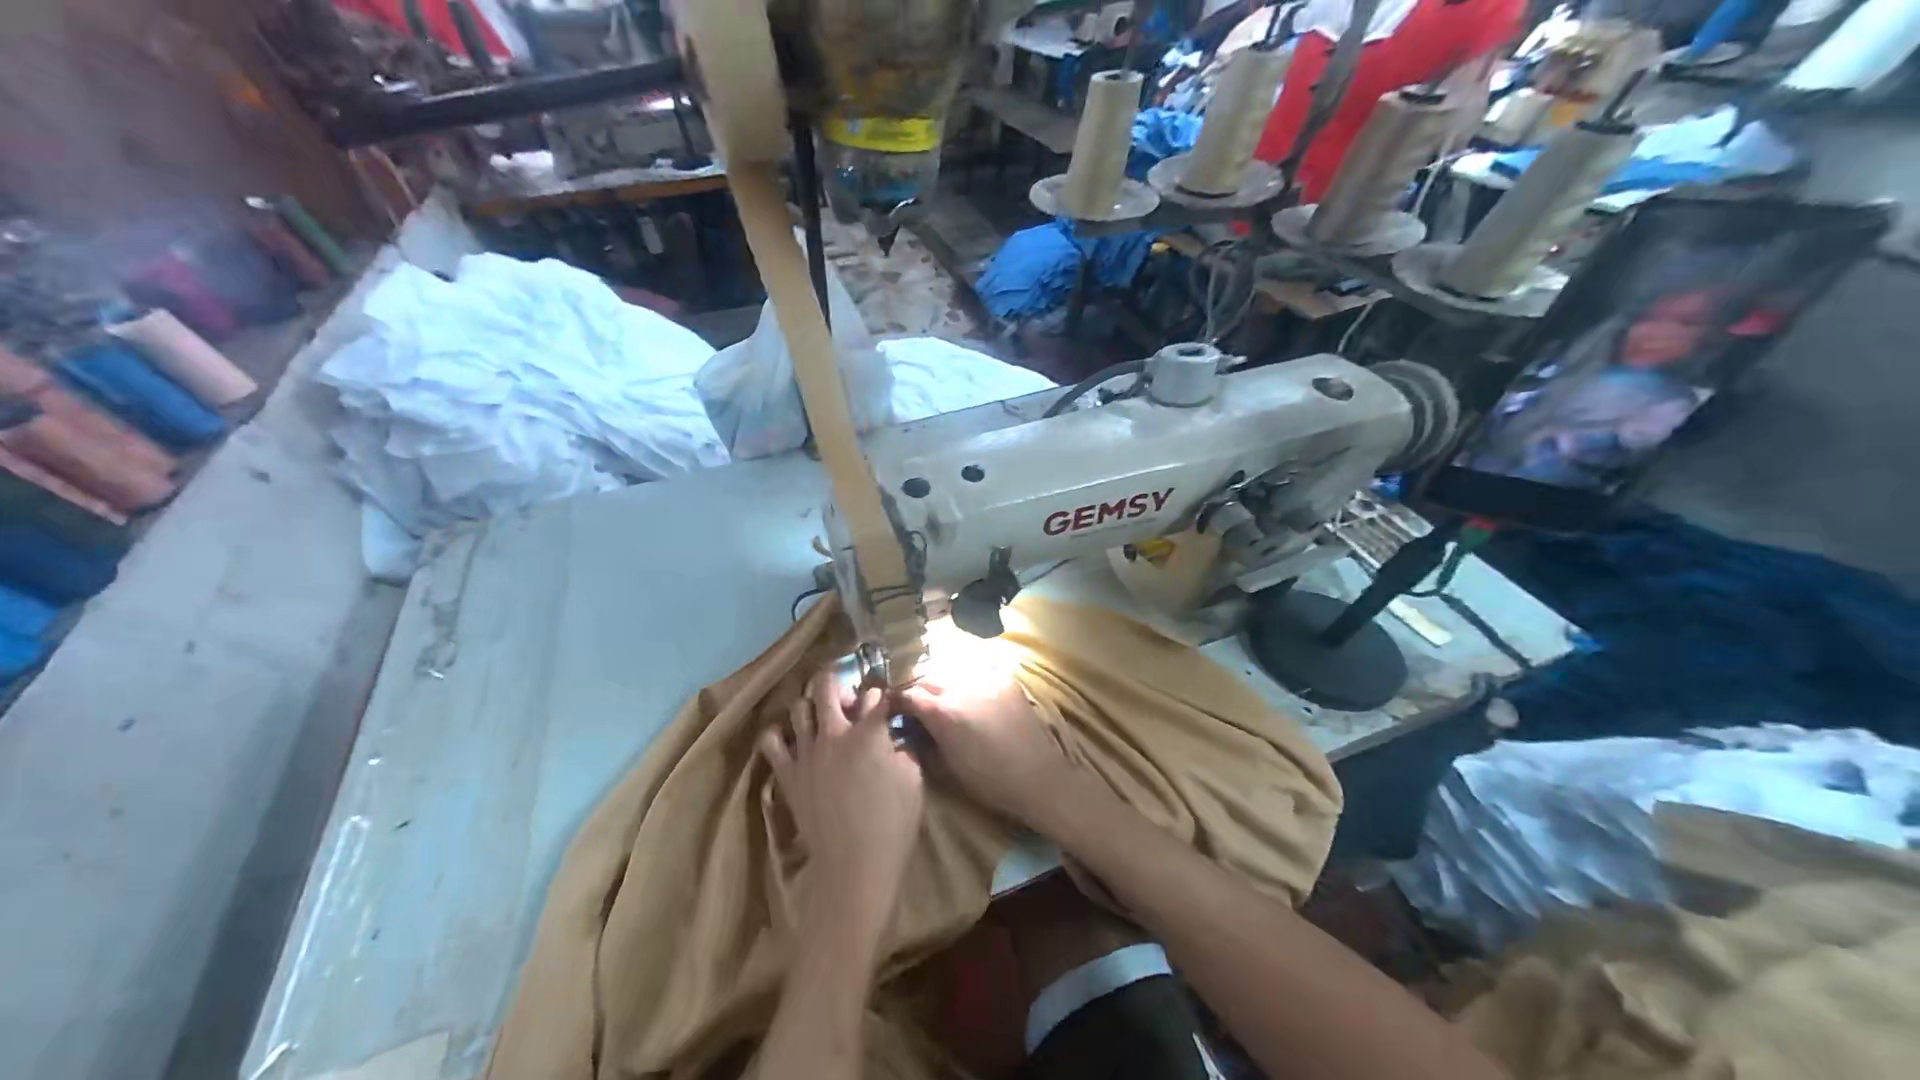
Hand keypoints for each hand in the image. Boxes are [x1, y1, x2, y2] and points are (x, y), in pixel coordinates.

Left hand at [760, 670, 924, 918]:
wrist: (853, 864)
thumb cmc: (892, 823)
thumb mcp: (914, 780)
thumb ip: (903, 749)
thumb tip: (894, 738)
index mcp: (869, 732)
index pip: (876, 695)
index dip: (883, 695)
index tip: (886, 703)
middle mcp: (834, 733)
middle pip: (827, 686)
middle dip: (839, 682)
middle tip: (849, 699)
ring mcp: (806, 751)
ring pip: (799, 707)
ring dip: (812, 706)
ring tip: (822, 719)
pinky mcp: (788, 774)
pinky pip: (771, 741)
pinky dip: (780, 734)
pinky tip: (792, 740)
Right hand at [898, 676, 1074, 829]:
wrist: (1037, 776)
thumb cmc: (988, 780)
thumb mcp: (946, 768)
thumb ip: (923, 744)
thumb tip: (910, 733)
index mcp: (942, 712)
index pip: (908, 695)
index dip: (896, 702)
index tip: (893, 709)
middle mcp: (961, 688)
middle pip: (928, 678)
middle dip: (918, 690)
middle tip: (917, 706)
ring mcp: (985, 680)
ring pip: (952, 672)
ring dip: (942, 684)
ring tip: (944, 700)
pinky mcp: (1005, 680)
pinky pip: (977, 674)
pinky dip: (967, 683)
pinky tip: (970, 697)